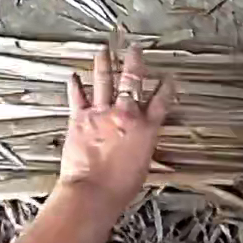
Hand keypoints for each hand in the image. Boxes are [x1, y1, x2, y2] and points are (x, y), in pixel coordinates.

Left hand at [57, 47, 173, 212]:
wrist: (92, 193)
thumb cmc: (119, 188)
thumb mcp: (142, 166)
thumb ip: (141, 146)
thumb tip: (138, 143)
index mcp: (145, 129)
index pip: (161, 102)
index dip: (166, 87)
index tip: (169, 77)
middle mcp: (125, 115)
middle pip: (133, 81)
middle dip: (135, 62)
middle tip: (135, 49)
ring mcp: (102, 113)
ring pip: (104, 80)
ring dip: (104, 63)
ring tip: (104, 50)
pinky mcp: (80, 118)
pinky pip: (77, 97)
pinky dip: (75, 85)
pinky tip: (73, 75)